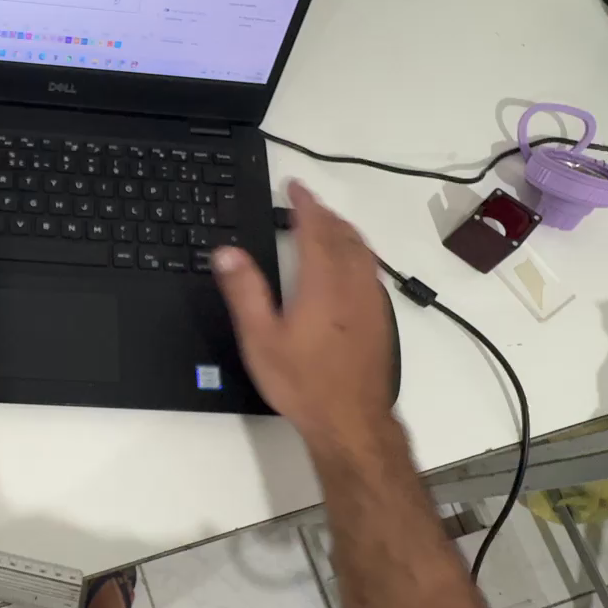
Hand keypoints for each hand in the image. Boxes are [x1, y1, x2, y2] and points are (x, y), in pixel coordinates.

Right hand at [211, 179, 396, 459]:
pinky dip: (358, 253)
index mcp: (322, 284)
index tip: (294, 186)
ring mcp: (372, 302)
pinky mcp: (381, 320)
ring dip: (345, 230)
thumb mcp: (260, 338)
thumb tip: (226, 252)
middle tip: (306, 202)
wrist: (351, 421)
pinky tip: (349, 265)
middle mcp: (353, 286)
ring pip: (363, 252)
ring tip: (327, 224)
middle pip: (344, 236)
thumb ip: (244, 291)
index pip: (315, 230)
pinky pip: (372, 271)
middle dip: (325, 213)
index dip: (304, 204)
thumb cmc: (301, 382)